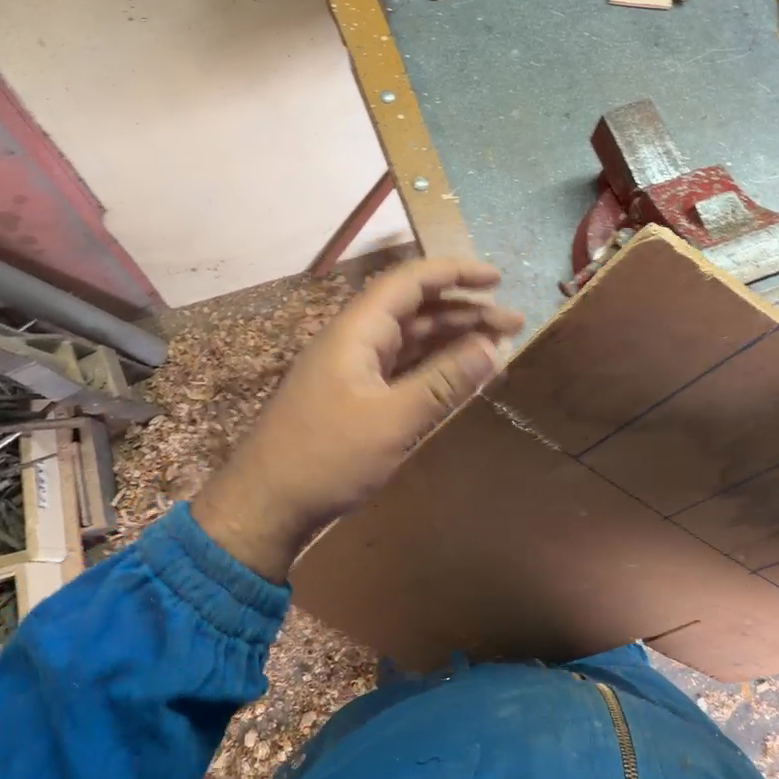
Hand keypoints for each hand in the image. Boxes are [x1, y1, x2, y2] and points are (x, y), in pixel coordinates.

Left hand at [193, 259, 522, 582]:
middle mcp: (353, 340)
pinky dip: (433, 366)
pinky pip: (400, 367)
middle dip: (464, 311)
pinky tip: (459, 377)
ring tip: (496, 347)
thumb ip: (445, 382)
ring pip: (409, 339)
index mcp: (357, 331)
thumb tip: (492, 348)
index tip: (498, 280)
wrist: (265, 504)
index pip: (411, 282)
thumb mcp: (393, 420)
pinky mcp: (352, 397)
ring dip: (451, 338)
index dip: (456, 274)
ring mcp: (350, 369)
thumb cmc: (327, 458)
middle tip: (513, 323)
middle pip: (414, 309)